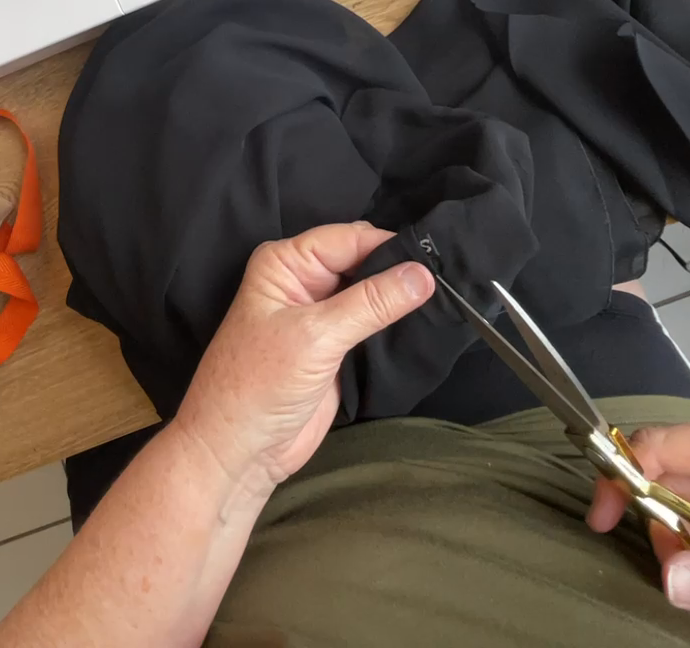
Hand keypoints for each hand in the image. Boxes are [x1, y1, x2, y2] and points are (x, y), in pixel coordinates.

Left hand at [171, 223, 434, 499]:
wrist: (240, 450)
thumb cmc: (260, 384)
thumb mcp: (317, 336)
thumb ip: (371, 303)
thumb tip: (423, 274)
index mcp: (286, 262)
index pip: (349, 238)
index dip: (391, 245)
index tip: (436, 256)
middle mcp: (303, 280)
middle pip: (362, 260)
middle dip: (399, 268)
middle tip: (450, 276)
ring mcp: (320, 314)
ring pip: (371, 292)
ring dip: (401, 296)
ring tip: (449, 296)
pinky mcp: (335, 346)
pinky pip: (372, 323)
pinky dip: (396, 323)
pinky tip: (429, 322)